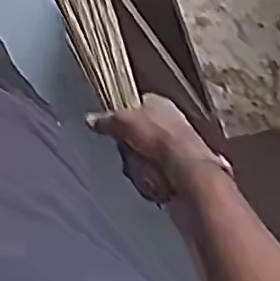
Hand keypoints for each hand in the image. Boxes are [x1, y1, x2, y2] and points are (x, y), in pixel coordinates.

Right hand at [88, 93, 231, 203]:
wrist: (189, 172)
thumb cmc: (158, 137)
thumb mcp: (121, 122)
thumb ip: (104, 120)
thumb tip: (90, 120)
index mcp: (159, 103)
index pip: (133, 104)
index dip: (120, 115)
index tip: (112, 125)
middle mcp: (171, 121)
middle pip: (135, 133)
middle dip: (128, 145)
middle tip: (128, 149)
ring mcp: (178, 145)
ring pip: (142, 154)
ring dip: (138, 164)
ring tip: (143, 166)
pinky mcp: (182, 168)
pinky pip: (155, 171)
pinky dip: (151, 177)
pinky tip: (154, 177)